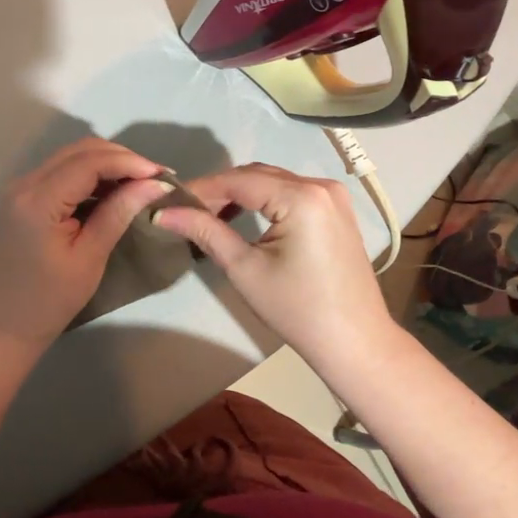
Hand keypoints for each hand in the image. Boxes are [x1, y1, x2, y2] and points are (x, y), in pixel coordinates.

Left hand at [0, 138, 172, 345]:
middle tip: (155, 177)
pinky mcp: (25, 194)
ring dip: (106, 163)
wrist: (11, 320)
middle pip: (79, 151)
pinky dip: (90, 174)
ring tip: (141, 182)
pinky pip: (62, 171)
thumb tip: (155, 184)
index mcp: (37, 201)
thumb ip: (119, 212)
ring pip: (71, 156)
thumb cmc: (53, 298)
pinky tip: (114, 189)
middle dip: (120, 158)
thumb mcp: (91, 256)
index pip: (88, 162)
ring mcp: (21, 187)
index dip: (128, 162)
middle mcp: (24, 183)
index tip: (162, 175)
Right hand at [152, 164, 392, 363]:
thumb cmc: (297, 309)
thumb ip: (205, 231)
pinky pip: (292, 192)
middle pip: (257, 175)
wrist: (355, 342)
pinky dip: (264, 199)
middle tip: (185, 209)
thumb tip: (162, 213)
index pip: (238, 180)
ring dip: (241, 192)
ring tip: (209, 214)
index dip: (201, 188)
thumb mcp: (244, 269)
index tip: (169, 200)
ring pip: (273, 181)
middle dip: (219, 189)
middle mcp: (320, 185)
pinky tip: (243, 217)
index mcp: (301, 197)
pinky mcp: (337, 210)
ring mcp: (333, 196)